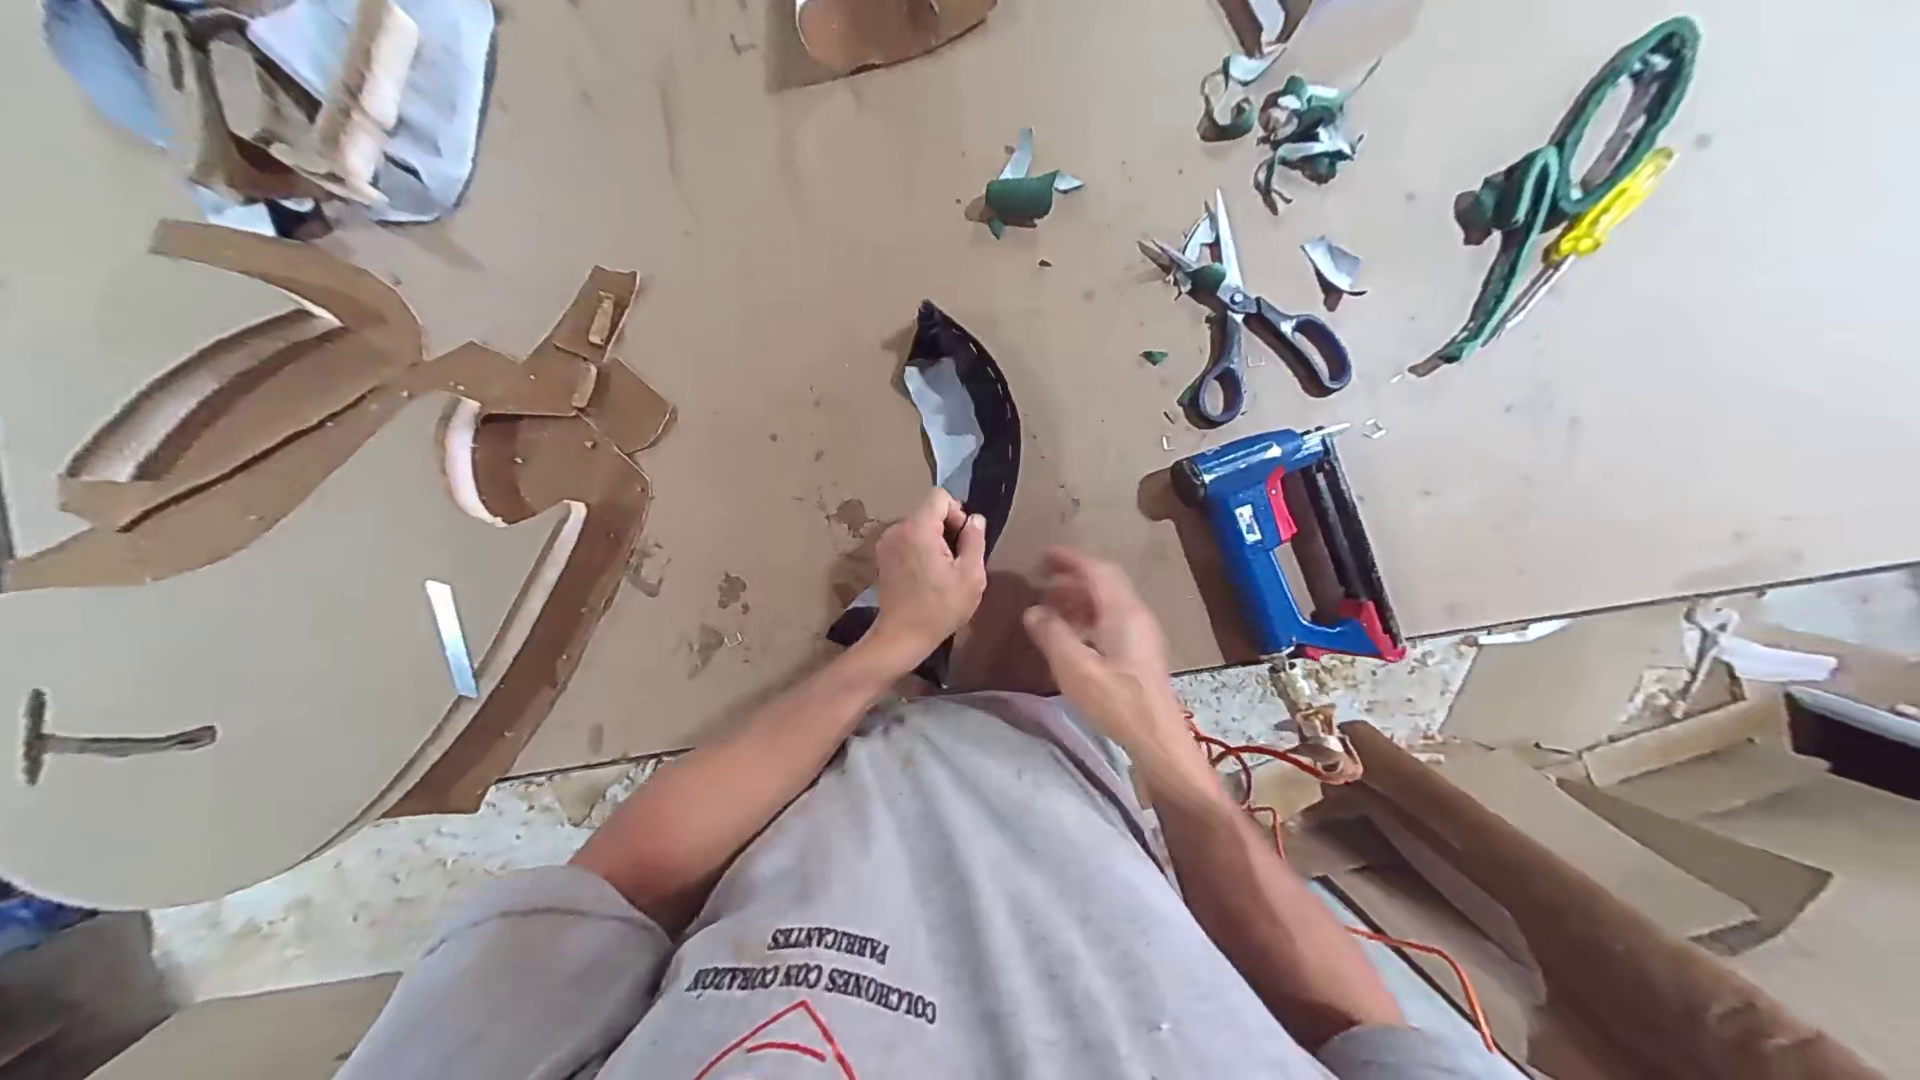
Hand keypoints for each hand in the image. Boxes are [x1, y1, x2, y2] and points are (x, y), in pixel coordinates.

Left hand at [869, 488, 987, 663]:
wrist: (901, 636)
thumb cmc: (940, 608)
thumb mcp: (970, 576)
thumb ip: (975, 541)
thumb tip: (975, 519)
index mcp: (917, 529)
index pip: (939, 497)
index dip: (957, 513)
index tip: (963, 541)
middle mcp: (897, 529)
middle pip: (928, 511)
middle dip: (947, 528)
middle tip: (956, 561)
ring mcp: (886, 542)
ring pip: (919, 525)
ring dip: (934, 540)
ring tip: (942, 570)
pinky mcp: (882, 556)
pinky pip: (908, 538)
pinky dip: (920, 549)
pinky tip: (927, 575)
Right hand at [1021, 547, 1190, 760]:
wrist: (1156, 737)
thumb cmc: (1117, 701)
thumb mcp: (1075, 668)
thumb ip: (1052, 634)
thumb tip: (1033, 612)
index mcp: (1123, 612)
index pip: (1097, 570)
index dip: (1070, 559)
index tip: (1044, 555)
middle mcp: (1136, 615)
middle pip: (1104, 583)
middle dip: (1071, 579)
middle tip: (1042, 582)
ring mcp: (1142, 633)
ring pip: (1108, 602)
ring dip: (1079, 599)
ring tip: (1051, 608)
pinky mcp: (1141, 652)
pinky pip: (1112, 619)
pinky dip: (1089, 616)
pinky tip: (1072, 635)